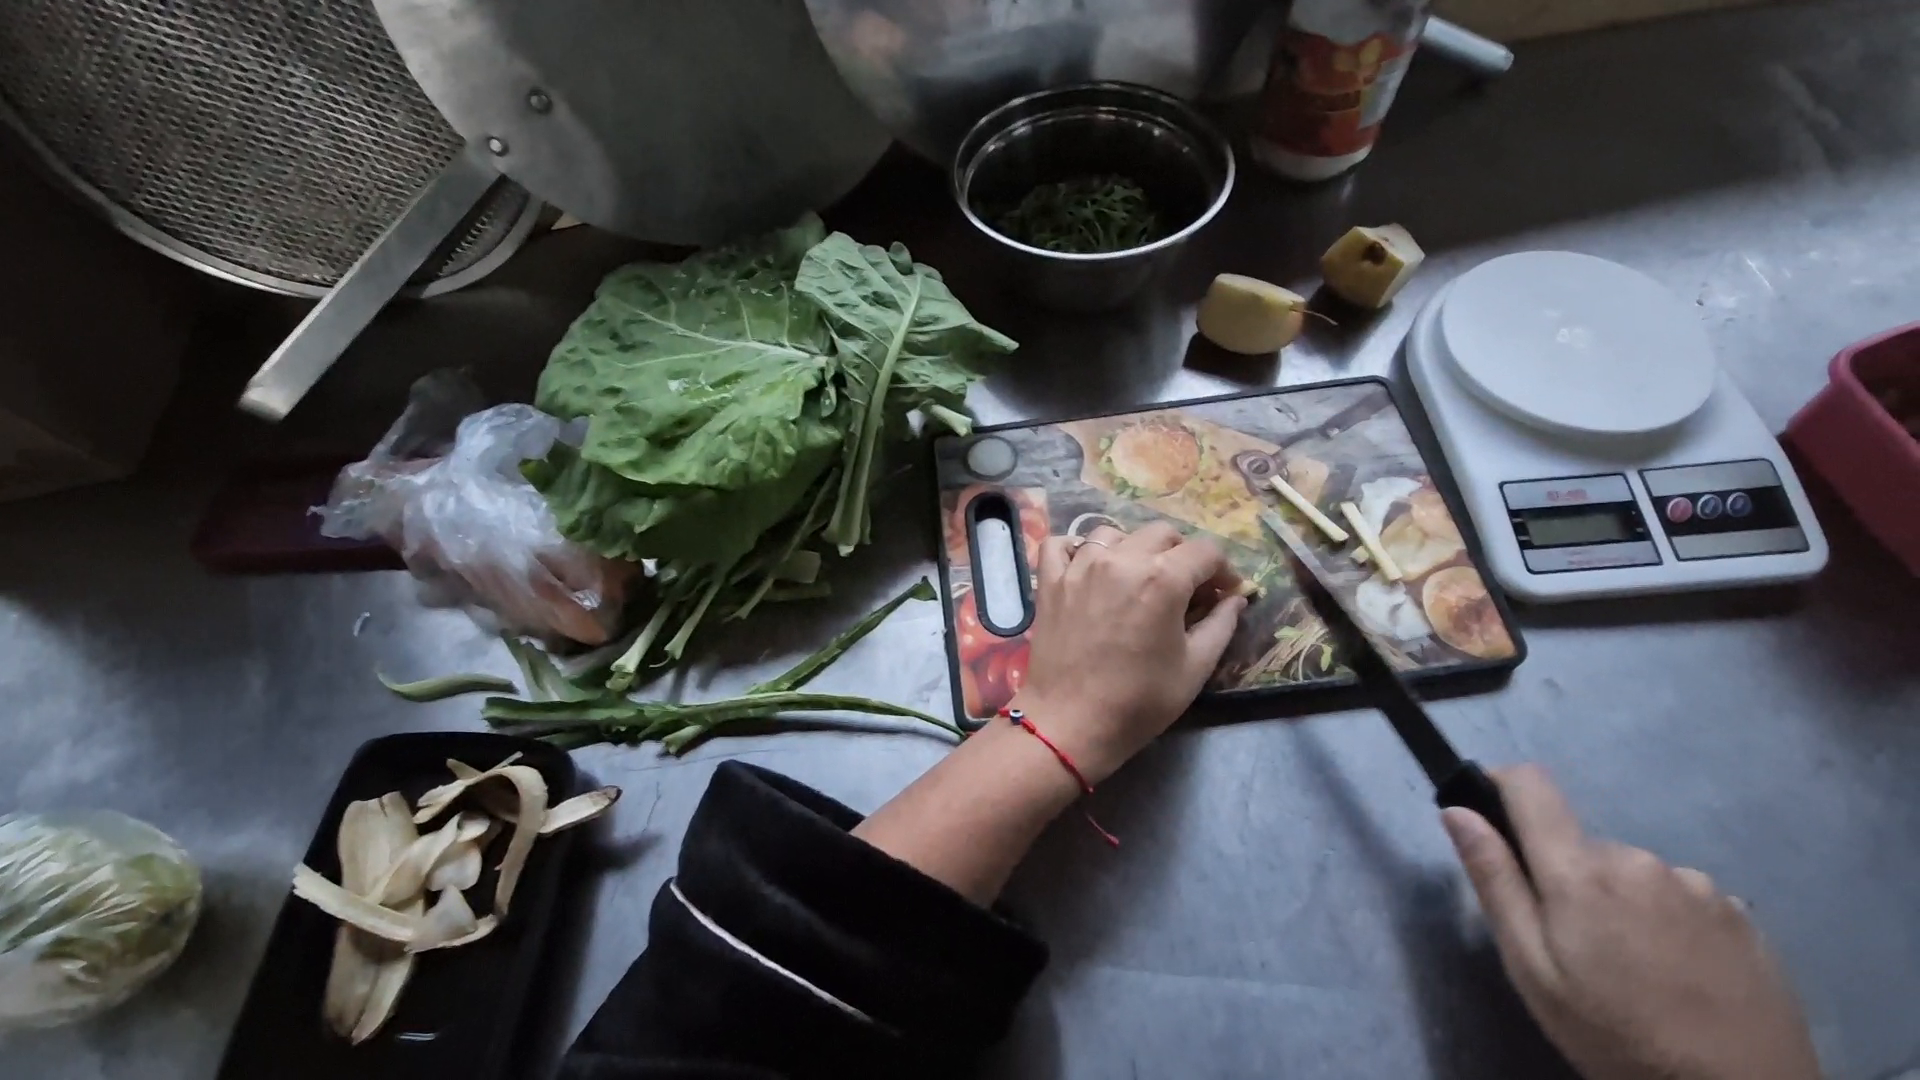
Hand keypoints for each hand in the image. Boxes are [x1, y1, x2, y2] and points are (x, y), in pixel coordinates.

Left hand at [1008, 522, 1246, 783]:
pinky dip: (1076, 548)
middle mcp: (1121, 559)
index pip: (1206, 551)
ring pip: (1113, 533)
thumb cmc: (1139, 701)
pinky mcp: (1050, 580)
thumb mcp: (1195, 667)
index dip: (1223, 569)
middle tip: (1186, 587)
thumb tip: (1235, 598)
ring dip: (1133, 549)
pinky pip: (1061, 544)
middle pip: (1162, 534)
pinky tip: (1088, 568)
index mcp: (1163, 579)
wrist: (1071, 722)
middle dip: (1182, 555)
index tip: (1225, 592)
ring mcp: (1080, 566)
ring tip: (1137, 578)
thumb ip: (1221, 624)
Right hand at [1444, 766, 1819, 1079]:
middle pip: (1578, 841)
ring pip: (1628, 871)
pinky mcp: (1740, 915)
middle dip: (1564, 875)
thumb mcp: (1531, 967)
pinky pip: (1676, 895)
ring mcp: (1697, 886)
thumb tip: (1458, 811)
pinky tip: (1674, 973)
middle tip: (1571, 942)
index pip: (1531, 784)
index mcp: (1581, 871)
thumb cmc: (1614, 1036)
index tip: (1489, 816)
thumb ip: (1494, 880)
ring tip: (1630, 965)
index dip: (1500, 785)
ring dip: (1616, 899)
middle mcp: (1639, 860)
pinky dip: (1661, 919)